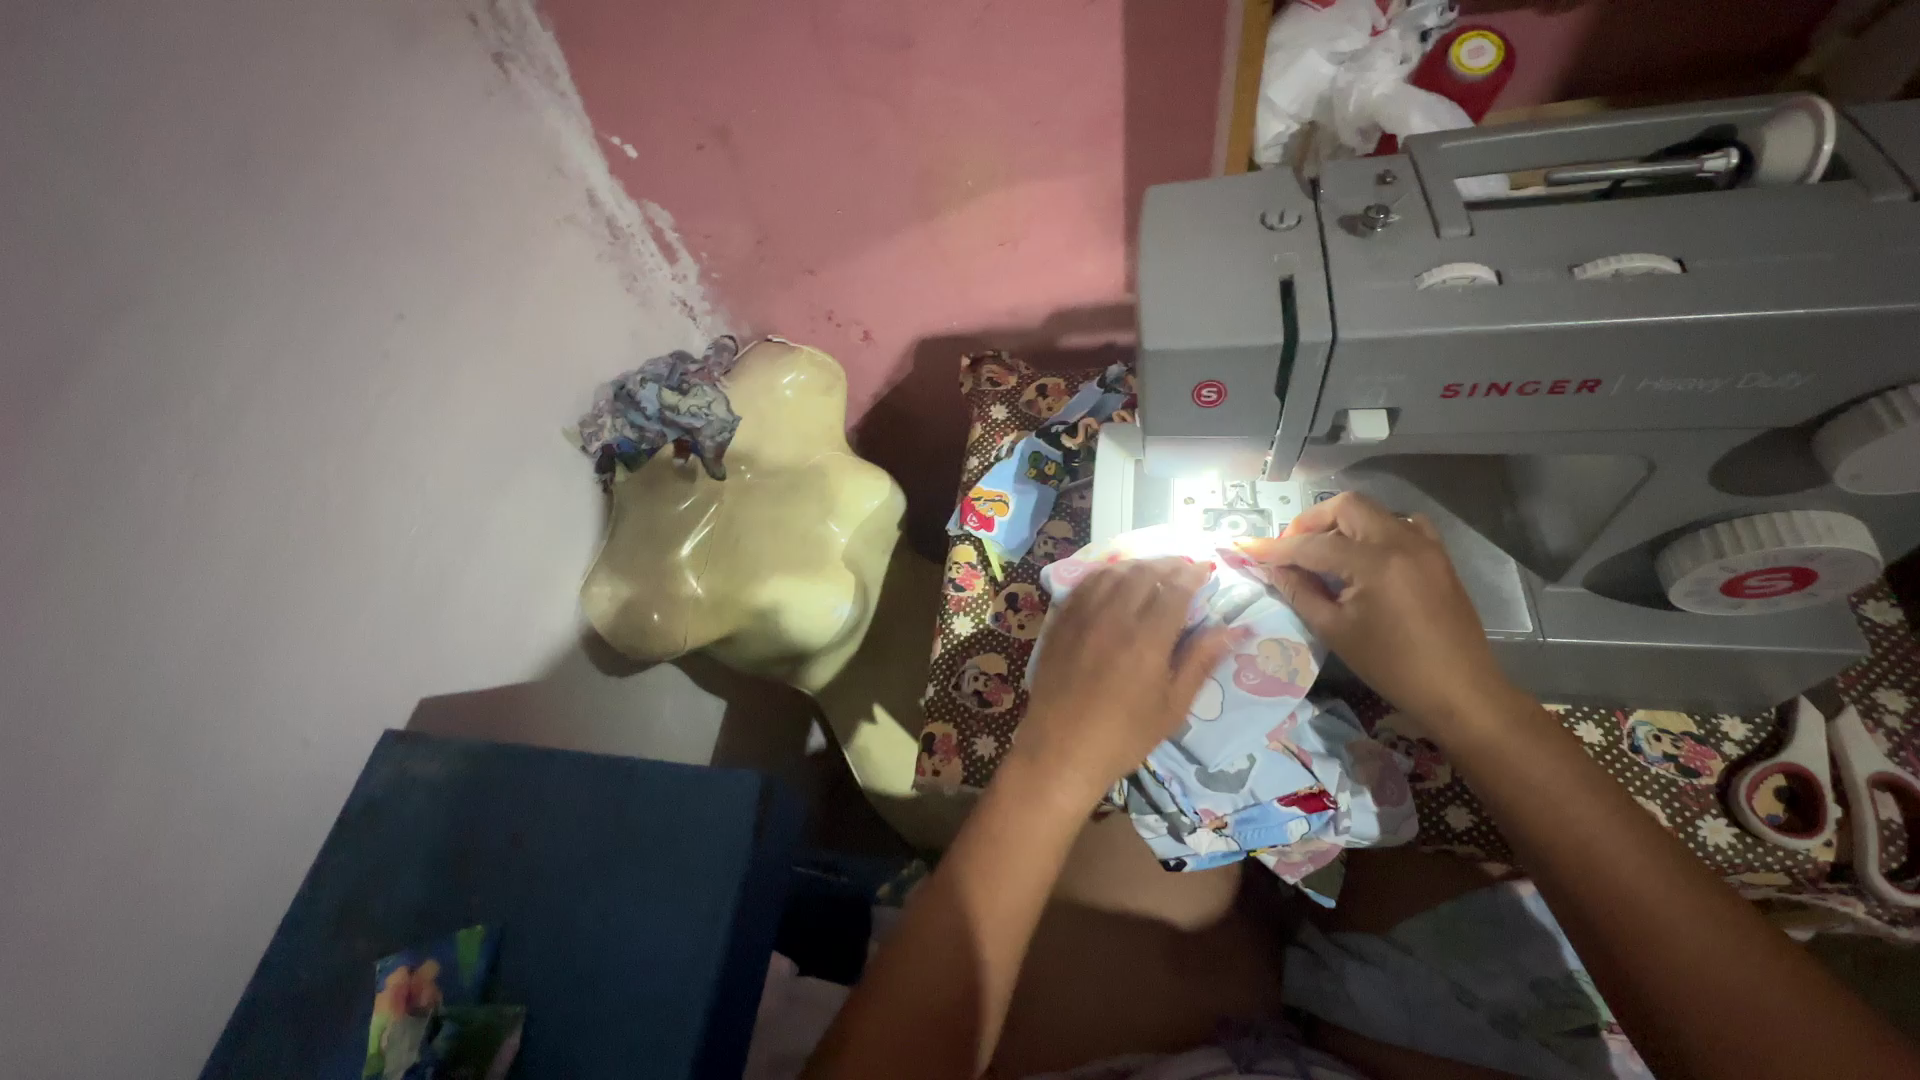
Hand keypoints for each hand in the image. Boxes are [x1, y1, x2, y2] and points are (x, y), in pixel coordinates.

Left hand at [1013, 558, 1236, 805]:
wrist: (1060, 751)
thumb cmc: (1124, 736)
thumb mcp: (1172, 706)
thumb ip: (1200, 661)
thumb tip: (1233, 630)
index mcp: (1147, 639)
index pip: (1175, 589)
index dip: (1193, 574)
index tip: (1205, 570)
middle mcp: (1113, 618)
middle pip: (1143, 573)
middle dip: (1168, 564)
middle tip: (1183, 567)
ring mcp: (1082, 618)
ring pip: (1111, 573)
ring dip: (1137, 565)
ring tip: (1152, 570)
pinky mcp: (1059, 623)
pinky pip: (1084, 586)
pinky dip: (1104, 575)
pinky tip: (1113, 580)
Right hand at [1235, 493, 1517, 737]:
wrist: (1460, 689)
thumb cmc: (1392, 667)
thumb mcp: (1335, 631)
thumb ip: (1300, 592)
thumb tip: (1273, 569)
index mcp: (1375, 562)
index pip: (1313, 545)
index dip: (1275, 548)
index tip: (1246, 548)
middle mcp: (1402, 541)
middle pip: (1346, 507)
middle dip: (1310, 522)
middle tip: (1289, 549)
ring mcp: (1425, 544)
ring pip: (1373, 511)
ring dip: (1341, 523)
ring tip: (1323, 552)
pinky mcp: (1437, 555)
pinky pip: (1399, 524)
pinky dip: (1373, 530)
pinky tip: (1363, 555)